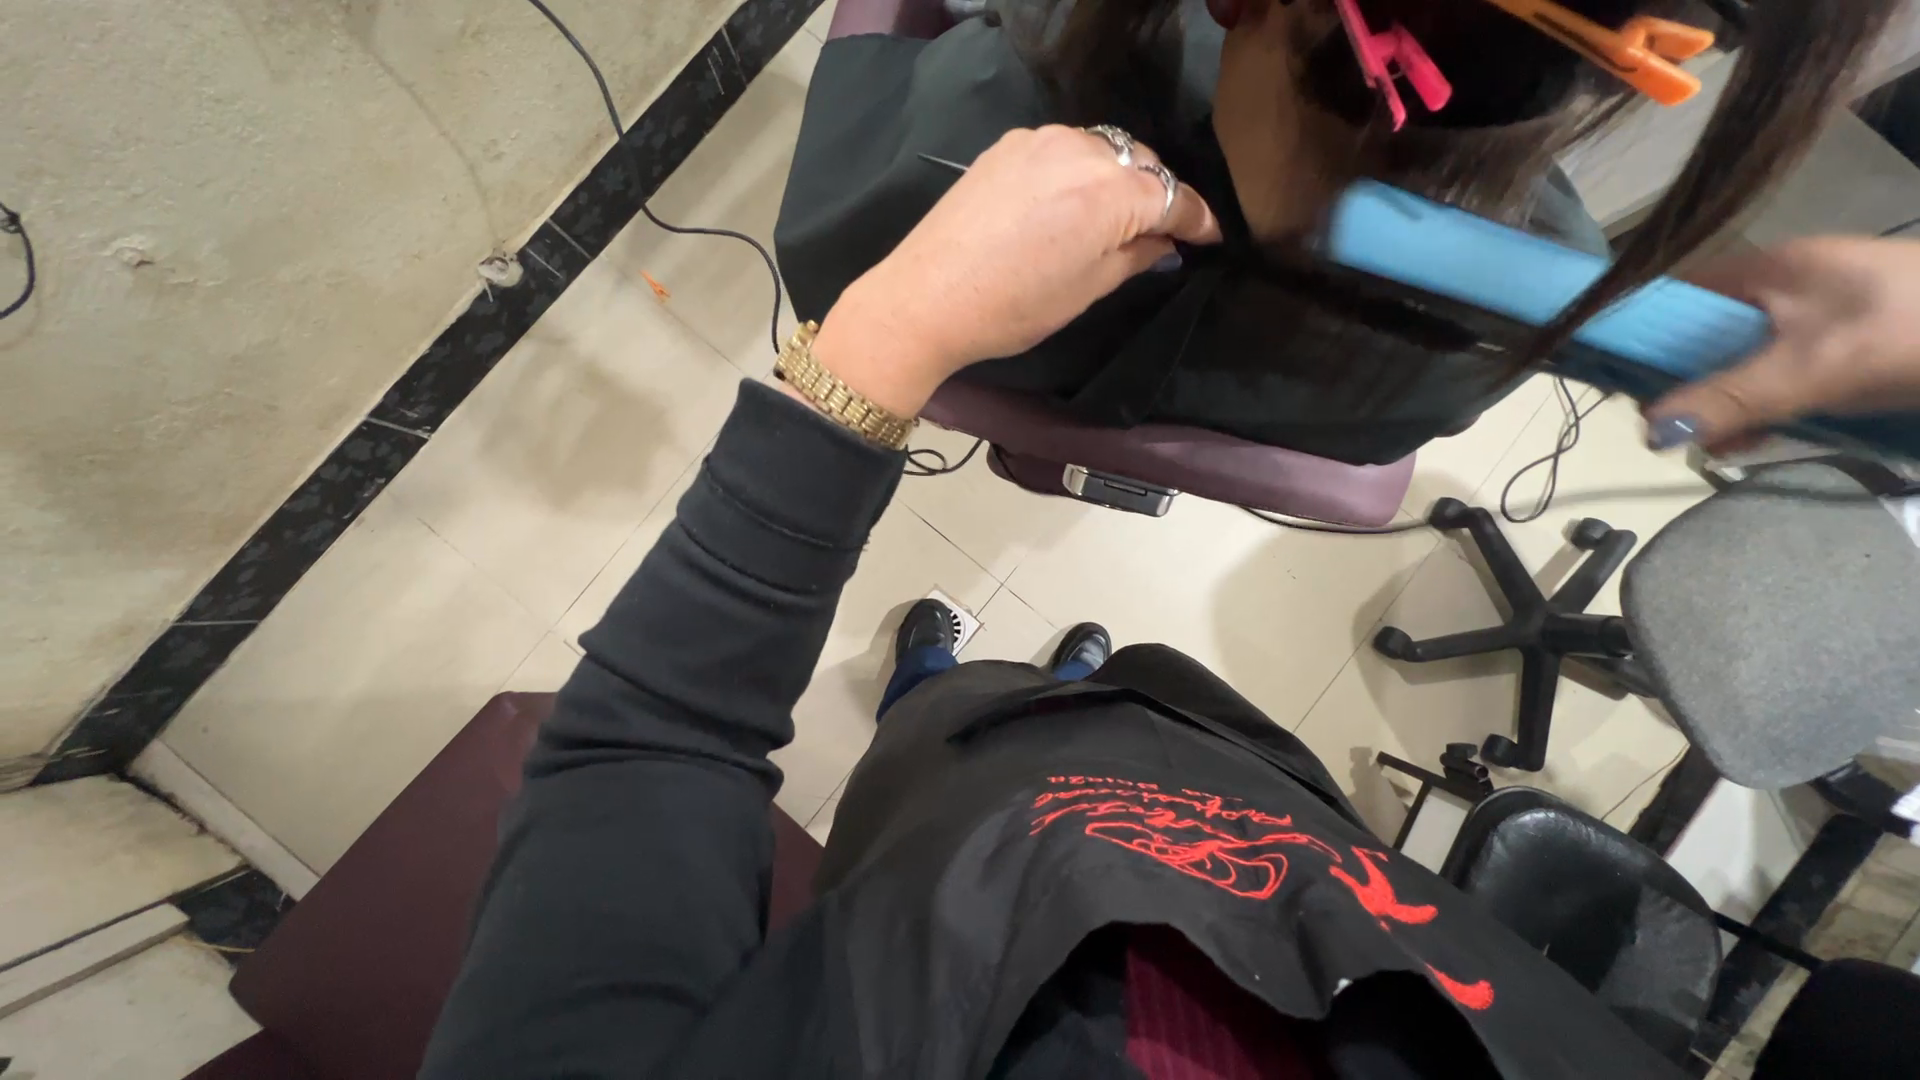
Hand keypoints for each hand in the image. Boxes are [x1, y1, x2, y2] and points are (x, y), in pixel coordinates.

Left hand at [809, 125, 1221, 416]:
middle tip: (1160, 232)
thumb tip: (1163, 243)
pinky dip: (1079, 170)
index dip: (1197, 219)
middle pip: (1141, 164)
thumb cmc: (1009, 309)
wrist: (925, 298)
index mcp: (1109, 195)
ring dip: (1118, 178)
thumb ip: (1132, 258)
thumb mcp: (1083, 293)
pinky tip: (1068, 201)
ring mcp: (1040, 141)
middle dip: (1157, 195)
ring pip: (1103, 149)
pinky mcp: (1008, 145)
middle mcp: (1081, 152)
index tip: (1210, 237)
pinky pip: (1063, 148)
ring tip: (1113, 216)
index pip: (1173, 197)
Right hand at [1646, 236, 1919, 451]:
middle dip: (1679, 385)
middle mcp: (1785, 287)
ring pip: (1734, 363)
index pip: (1669, 294)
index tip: (1616, 383)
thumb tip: (1649, 431)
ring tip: (1726, 445)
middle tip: (1674, 429)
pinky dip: (1760, 411)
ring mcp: (1816, 317)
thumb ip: (1734, 397)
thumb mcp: (1824, 368)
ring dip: (1720, 407)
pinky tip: (1760, 440)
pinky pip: (1774, 379)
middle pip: (1696, 335)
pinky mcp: (1843, 348)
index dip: (1633, 334)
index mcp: (1772, 269)